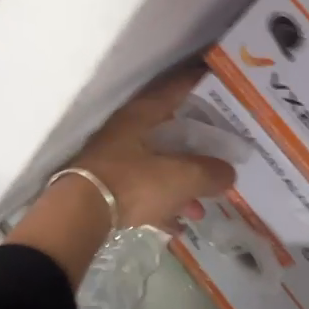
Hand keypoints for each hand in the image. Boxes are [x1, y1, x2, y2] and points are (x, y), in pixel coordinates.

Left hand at [71, 63, 236, 229]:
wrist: (81, 213)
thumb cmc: (133, 182)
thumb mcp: (180, 177)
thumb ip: (209, 172)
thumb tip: (228, 172)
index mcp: (143, 114)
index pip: (177, 88)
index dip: (201, 84)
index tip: (223, 85)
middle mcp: (128, 130)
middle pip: (170, 131)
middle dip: (198, 147)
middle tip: (223, 154)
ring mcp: (116, 157)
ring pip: (158, 165)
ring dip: (182, 185)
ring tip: (202, 209)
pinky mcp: (110, 185)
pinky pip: (145, 191)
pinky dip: (162, 205)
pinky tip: (179, 225)